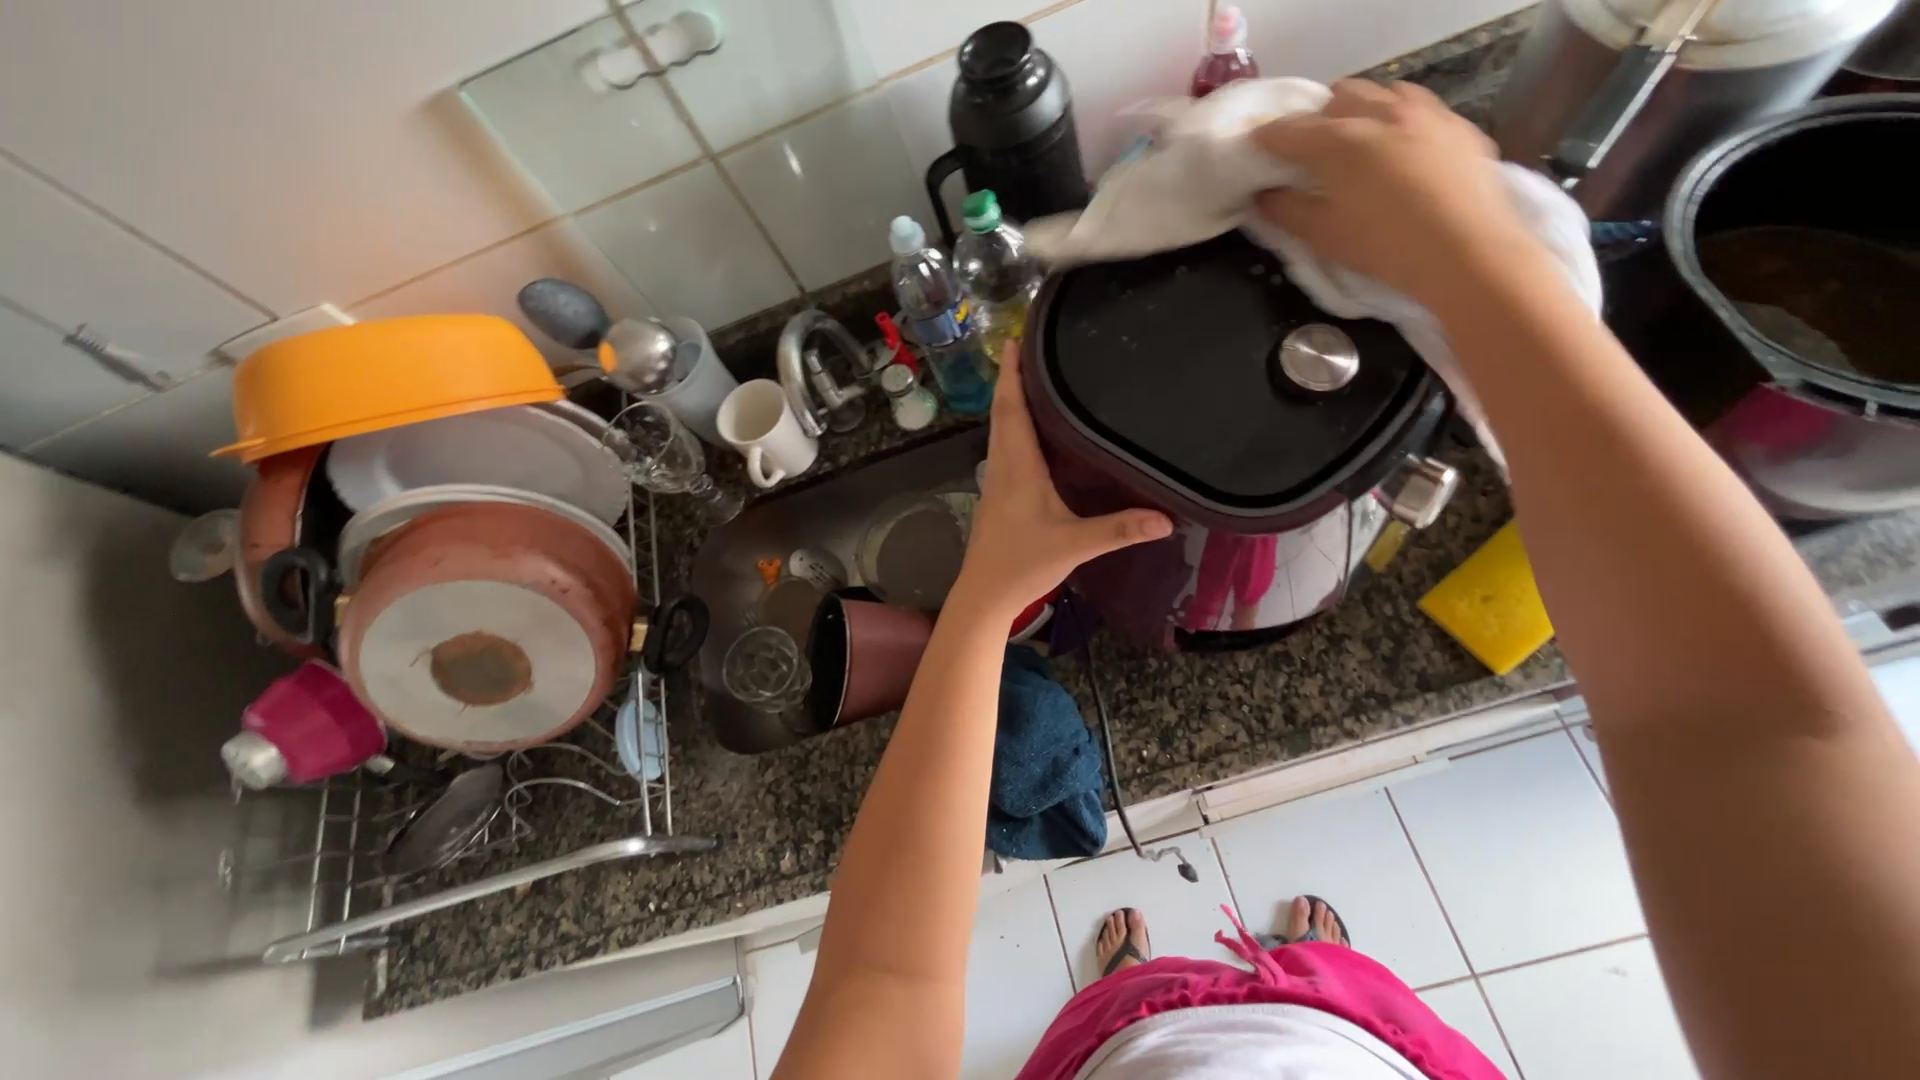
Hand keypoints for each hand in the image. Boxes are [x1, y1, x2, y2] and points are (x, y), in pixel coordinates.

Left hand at [953, 344, 1172, 614]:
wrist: (984, 595)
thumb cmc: (1022, 564)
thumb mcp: (1074, 545)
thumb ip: (1118, 530)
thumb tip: (1166, 518)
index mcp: (1018, 467)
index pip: (1012, 410)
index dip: (1012, 375)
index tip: (1014, 341)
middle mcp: (1003, 467)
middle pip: (1003, 413)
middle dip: (1012, 378)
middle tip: (1027, 347)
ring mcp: (998, 482)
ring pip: (1002, 431)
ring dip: (1011, 402)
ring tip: (1032, 377)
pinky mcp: (999, 496)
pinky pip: (1006, 448)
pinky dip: (1014, 427)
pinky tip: (1032, 431)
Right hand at [1252, 79, 1549, 306]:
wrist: (1468, 253)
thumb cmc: (1385, 247)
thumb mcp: (1323, 236)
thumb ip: (1286, 211)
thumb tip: (1264, 196)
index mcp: (1340, 140)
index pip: (1290, 129)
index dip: (1267, 138)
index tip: (1256, 150)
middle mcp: (1381, 113)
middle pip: (1338, 97)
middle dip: (1318, 118)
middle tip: (1309, 151)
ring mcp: (1425, 114)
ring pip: (1382, 94)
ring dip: (1361, 112)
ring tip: (1357, 144)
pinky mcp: (1457, 127)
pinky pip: (1419, 109)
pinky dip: (1399, 122)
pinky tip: (1399, 152)